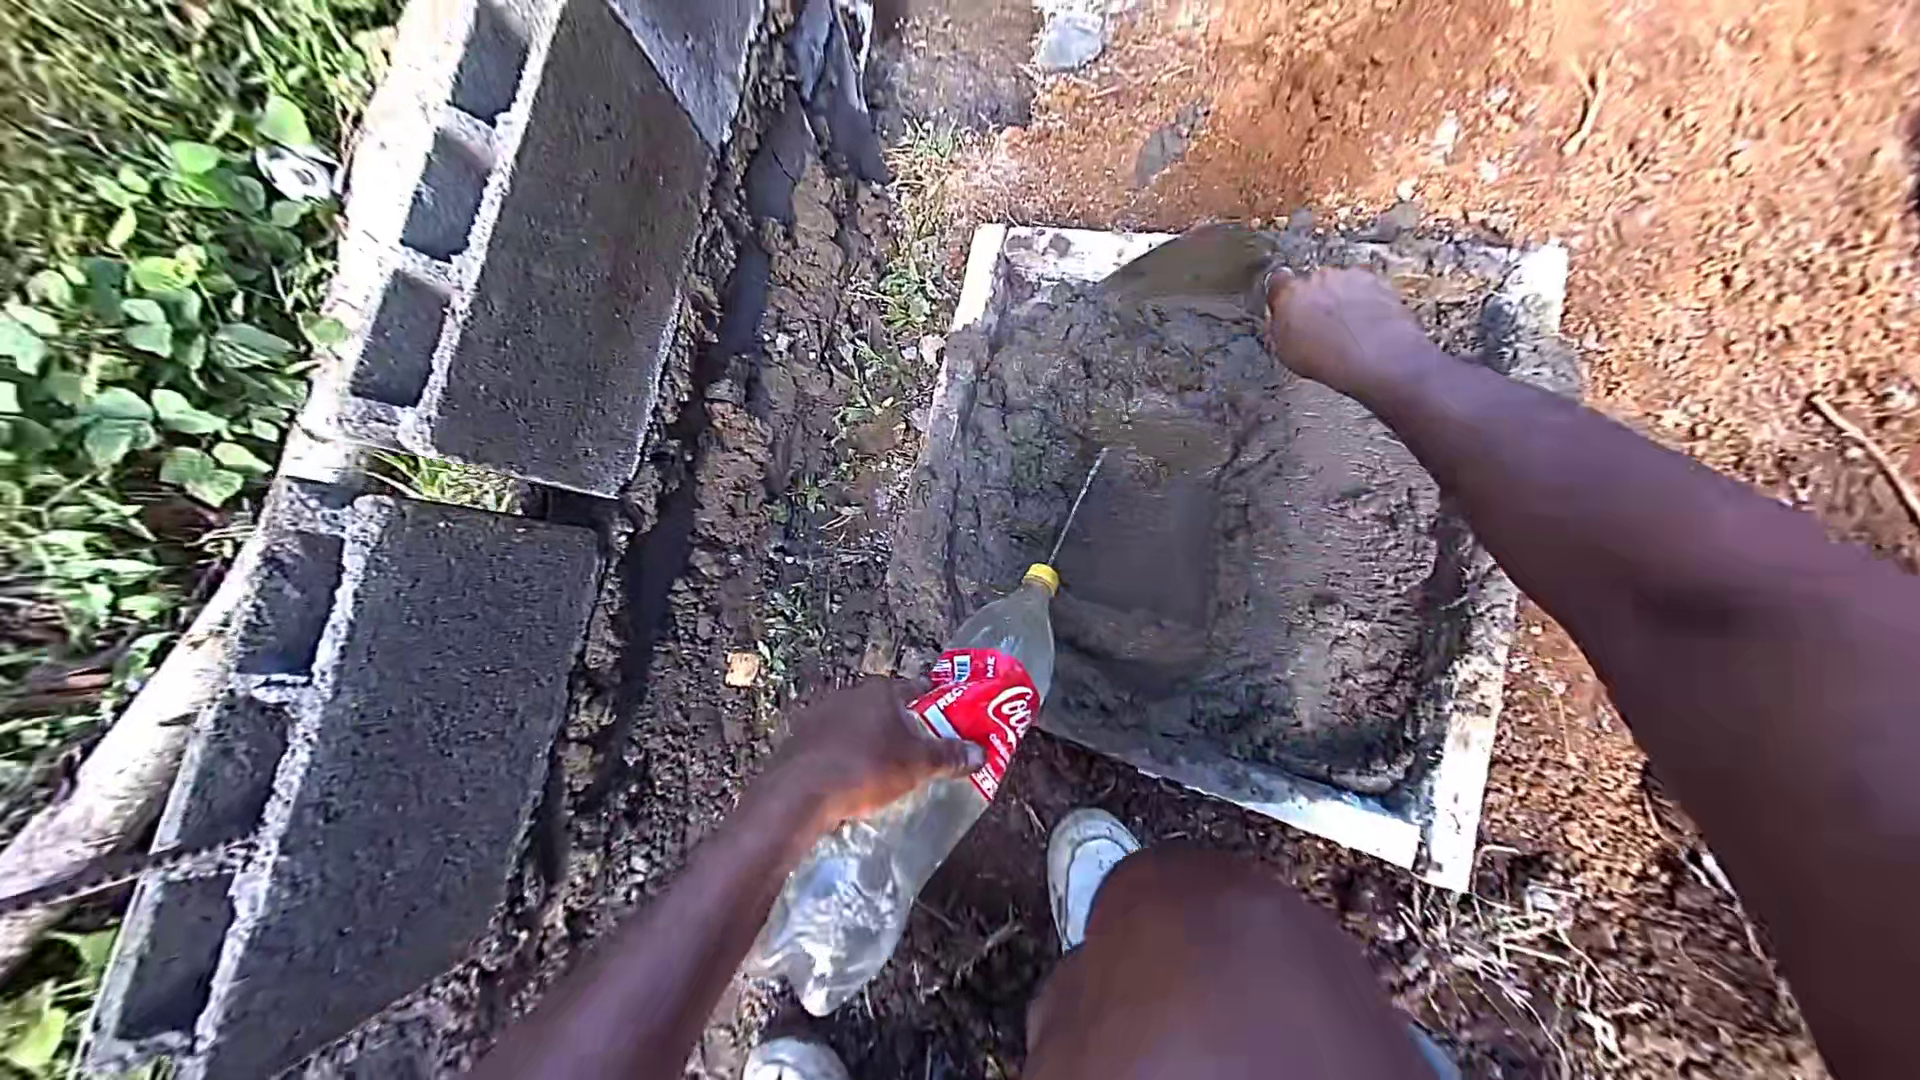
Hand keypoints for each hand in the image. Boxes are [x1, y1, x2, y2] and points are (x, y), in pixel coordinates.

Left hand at [767, 678, 984, 825]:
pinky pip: (832, 744)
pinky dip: (844, 756)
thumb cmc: (865, 768)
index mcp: (880, 691)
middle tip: (918, 751)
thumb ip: (949, 756)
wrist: (798, 794)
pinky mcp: (798, 739)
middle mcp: (849, 693)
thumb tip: (981, 753)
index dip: (934, 705)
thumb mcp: (917, 765)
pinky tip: (850, 780)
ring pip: (856, 724)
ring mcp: (820, 715)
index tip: (946, 721)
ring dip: (870, 741)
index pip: (917, 689)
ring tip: (884, 769)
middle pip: (885, 707)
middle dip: (902, 726)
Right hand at [1264, 268, 1442, 396]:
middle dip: (1314, 299)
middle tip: (1317, 326)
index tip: (1284, 306)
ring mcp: (1350, 278)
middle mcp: (1319, 279)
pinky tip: (1364, 326)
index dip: (1281, 295)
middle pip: (1313, 283)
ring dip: (1341, 300)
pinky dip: (1365, 302)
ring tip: (1343, 330)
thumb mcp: (1283, 351)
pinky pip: (1367, 289)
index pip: (1278, 283)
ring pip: (1341, 284)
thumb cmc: (1324, 355)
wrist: (1370, 353)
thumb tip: (1275, 324)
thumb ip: (1277, 329)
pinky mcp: (1378, 282)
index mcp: (1289, 293)